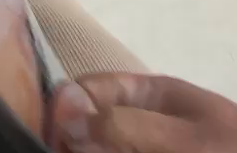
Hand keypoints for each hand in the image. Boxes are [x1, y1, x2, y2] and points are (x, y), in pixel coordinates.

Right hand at [50, 74, 236, 152]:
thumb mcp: (189, 142)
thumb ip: (127, 128)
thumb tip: (65, 118)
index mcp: (151, 96)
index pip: (88, 90)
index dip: (62, 109)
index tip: (47, 139)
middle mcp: (147, 126)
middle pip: (91, 131)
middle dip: (74, 144)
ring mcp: (154, 151)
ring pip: (107, 150)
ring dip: (89, 152)